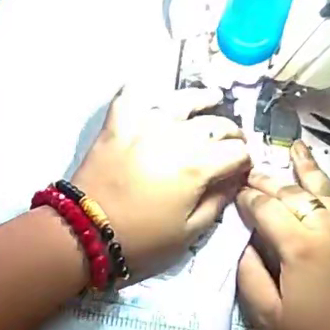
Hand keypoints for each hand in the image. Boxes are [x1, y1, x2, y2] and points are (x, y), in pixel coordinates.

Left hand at [70, 87, 251, 278]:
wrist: (83, 234)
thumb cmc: (141, 241)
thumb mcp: (189, 233)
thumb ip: (217, 202)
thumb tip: (234, 181)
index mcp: (196, 167)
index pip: (237, 152)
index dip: (246, 161)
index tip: (244, 170)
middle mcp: (175, 137)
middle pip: (216, 124)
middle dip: (231, 134)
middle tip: (232, 145)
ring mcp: (144, 125)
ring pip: (181, 101)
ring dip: (202, 100)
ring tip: (212, 98)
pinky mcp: (117, 124)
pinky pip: (133, 94)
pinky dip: (147, 88)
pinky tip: (159, 91)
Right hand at [235, 142, 329, 329]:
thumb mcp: (270, 317)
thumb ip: (250, 276)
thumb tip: (243, 245)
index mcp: (298, 245)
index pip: (265, 208)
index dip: (247, 198)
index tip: (234, 191)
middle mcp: (329, 227)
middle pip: (294, 194)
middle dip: (270, 180)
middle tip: (254, 169)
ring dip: (312, 169)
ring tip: (299, 147)